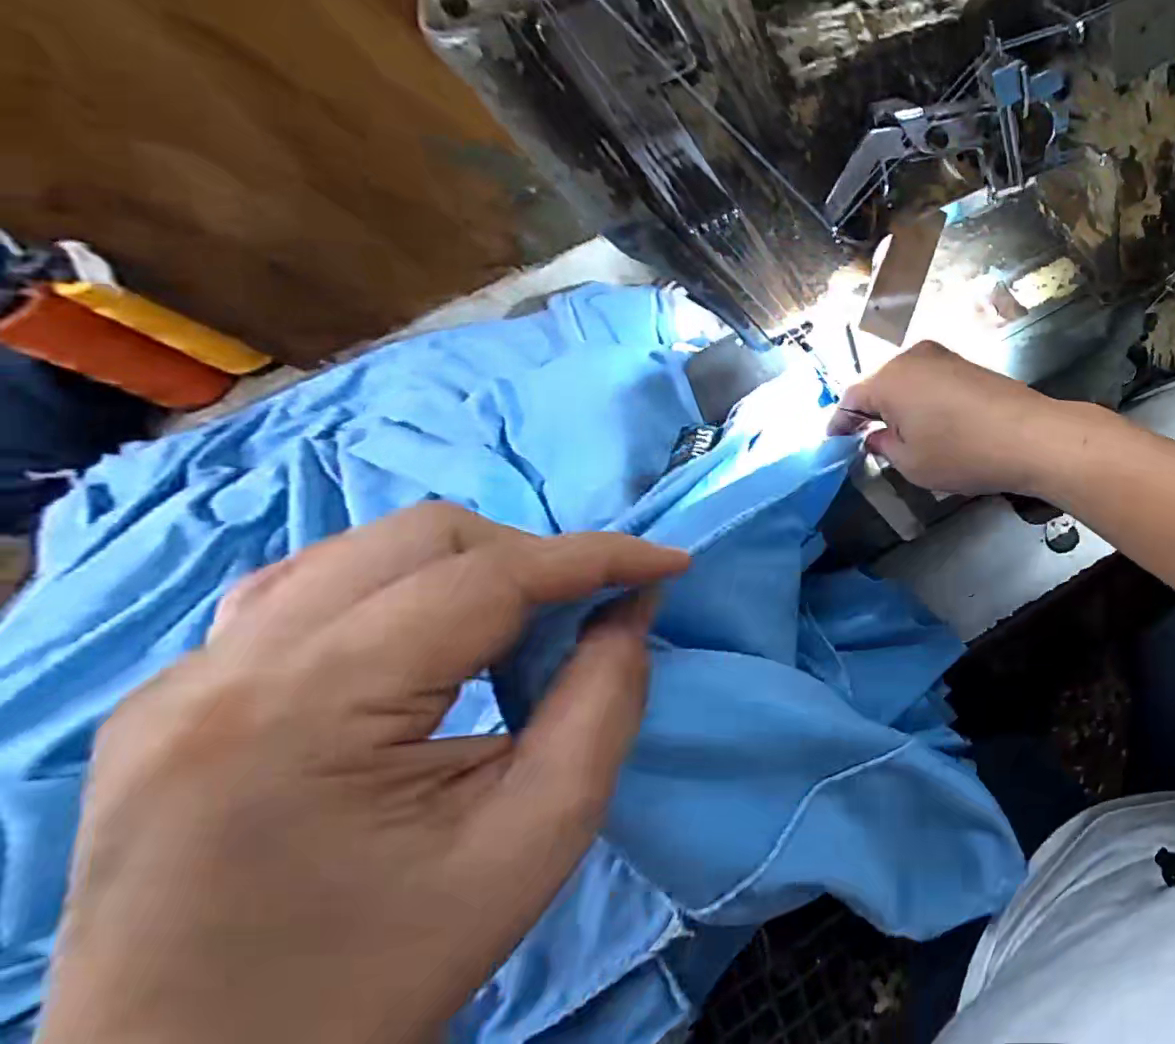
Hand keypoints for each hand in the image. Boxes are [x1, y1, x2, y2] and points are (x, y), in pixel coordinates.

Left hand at [38, 502, 690, 1043]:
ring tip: (523, 626)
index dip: (594, 556)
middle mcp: (224, 671)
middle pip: (419, 538)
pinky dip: (403, 591)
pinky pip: (308, 592)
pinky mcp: (176, 699)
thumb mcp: (542, 831)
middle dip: (533, 556)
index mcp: (307, 710)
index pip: (483, 577)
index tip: (670, 562)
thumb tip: (630, 606)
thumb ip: (605, 698)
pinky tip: (433, 644)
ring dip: (470, 567)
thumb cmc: (393, 963)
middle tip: (591, 609)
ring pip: (363, 550)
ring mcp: (184, 680)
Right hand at [827, 341, 1106, 496]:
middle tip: (868, 441)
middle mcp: (912, 358)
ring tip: (903, 437)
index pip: (850, 399)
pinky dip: (924, 402)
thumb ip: (884, 446)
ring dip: (900, 407)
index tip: (836, 442)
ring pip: (907, 382)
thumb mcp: (912, 463)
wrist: (1032, 436)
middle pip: (879, 385)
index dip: (840, 423)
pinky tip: (934, 425)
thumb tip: (876, 436)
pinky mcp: (969, 365)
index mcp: (889, 379)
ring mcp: (944, 357)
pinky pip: (932, 382)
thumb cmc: (963, 453)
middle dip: (871, 412)